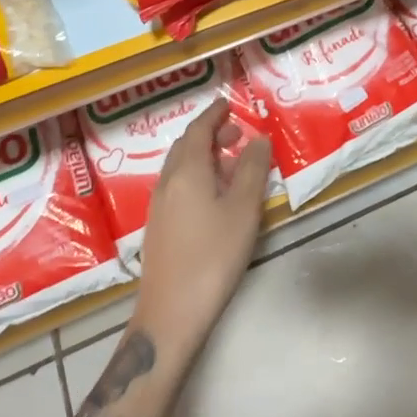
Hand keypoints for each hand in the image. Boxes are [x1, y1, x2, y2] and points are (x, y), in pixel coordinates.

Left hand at [134, 99, 272, 354]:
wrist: (171, 313)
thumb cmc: (213, 255)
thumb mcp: (243, 209)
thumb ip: (251, 169)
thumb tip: (258, 139)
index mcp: (187, 171)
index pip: (198, 130)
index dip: (213, 114)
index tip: (227, 103)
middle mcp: (167, 182)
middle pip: (186, 146)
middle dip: (209, 134)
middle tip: (236, 134)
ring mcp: (159, 207)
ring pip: (179, 167)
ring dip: (202, 156)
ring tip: (229, 164)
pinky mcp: (158, 228)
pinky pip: (177, 186)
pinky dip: (195, 176)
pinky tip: (213, 196)